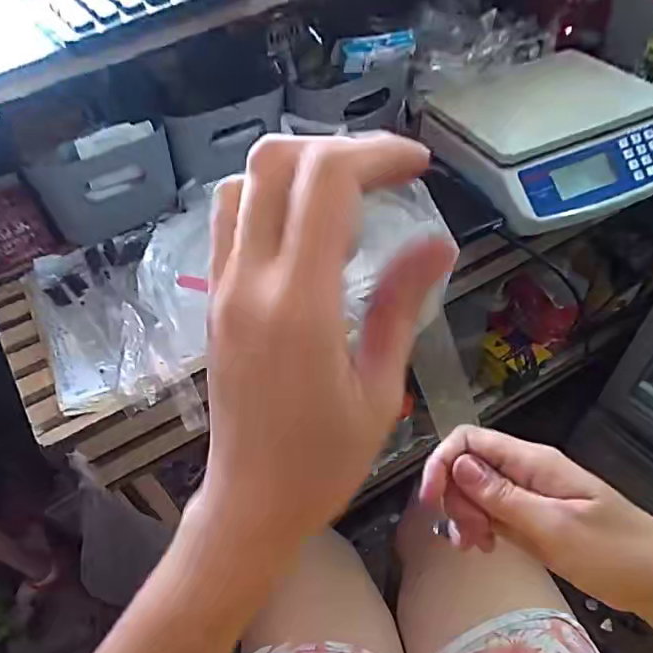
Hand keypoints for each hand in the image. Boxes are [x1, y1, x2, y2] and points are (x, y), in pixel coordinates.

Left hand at [194, 134, 456, 546]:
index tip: (418, 166)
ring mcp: (223, 289)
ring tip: (347, 201)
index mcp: (299, 304)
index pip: (327, 181)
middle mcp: (250, 282)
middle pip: (275, 161)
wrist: (251, 502)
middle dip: (338, 149)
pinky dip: (268, 202)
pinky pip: (230, 222)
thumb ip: (402, 306)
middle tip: (386, 177)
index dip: (377, 154)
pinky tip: (308, 234)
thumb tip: (439, 243)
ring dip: (296, 171)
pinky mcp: (214, 303)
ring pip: (242, 183)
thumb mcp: (379, 390)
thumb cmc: (323, 463)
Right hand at [418, 425, 652, 614]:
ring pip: (477, 492)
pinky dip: (482, 528)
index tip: (431, 502)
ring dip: (466, 517)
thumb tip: (458, 465)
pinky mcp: (534, 519)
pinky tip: (486, 549)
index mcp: (535, 462)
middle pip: (468, 466)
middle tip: (468, 538)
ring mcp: (530, 496)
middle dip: (455, 498)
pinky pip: (494, 513)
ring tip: (478, 548)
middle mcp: (528, 472)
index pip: (470, 439)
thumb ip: (502, 497)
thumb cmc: (616, 552)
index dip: (442, 463)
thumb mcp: (554, 527)